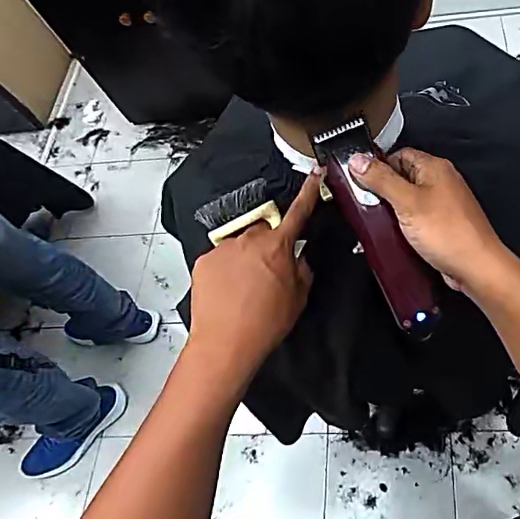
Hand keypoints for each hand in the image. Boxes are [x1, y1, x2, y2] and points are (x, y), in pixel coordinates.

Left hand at [183, 172, 321, 377]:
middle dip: (270, 247)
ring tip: (248, 291)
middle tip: (272, 274)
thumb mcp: (299, 296)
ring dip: (247, 261)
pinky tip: (232, 293)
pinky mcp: (204, 262)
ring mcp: (224, 250)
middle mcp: (249, 240)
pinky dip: (228, 271)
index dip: (309, 191)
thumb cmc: (264, 323)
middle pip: (265, 232)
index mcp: (278, 246)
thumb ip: (302, 269)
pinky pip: (222, 259)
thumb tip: (297, 260)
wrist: (226, 344)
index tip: (315, 174)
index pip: (299, 211)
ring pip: (242, 246)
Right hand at [347, 149, 515, 293]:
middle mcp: (441, 184)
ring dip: (391, 214)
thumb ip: (381, 180)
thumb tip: (359, 161)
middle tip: (370, 206)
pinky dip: (403, 229)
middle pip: (400, 179)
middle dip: (382, 193)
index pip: (398, 154)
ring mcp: (442, 206)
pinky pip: (415, 222)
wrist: (475, 267)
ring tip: (384, 225)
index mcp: (435, 168)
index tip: (360, 179)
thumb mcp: (407, 202)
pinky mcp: (441, 226)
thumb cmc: (453, 235)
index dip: (377, 165)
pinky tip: (397, 238)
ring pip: (406, 202)